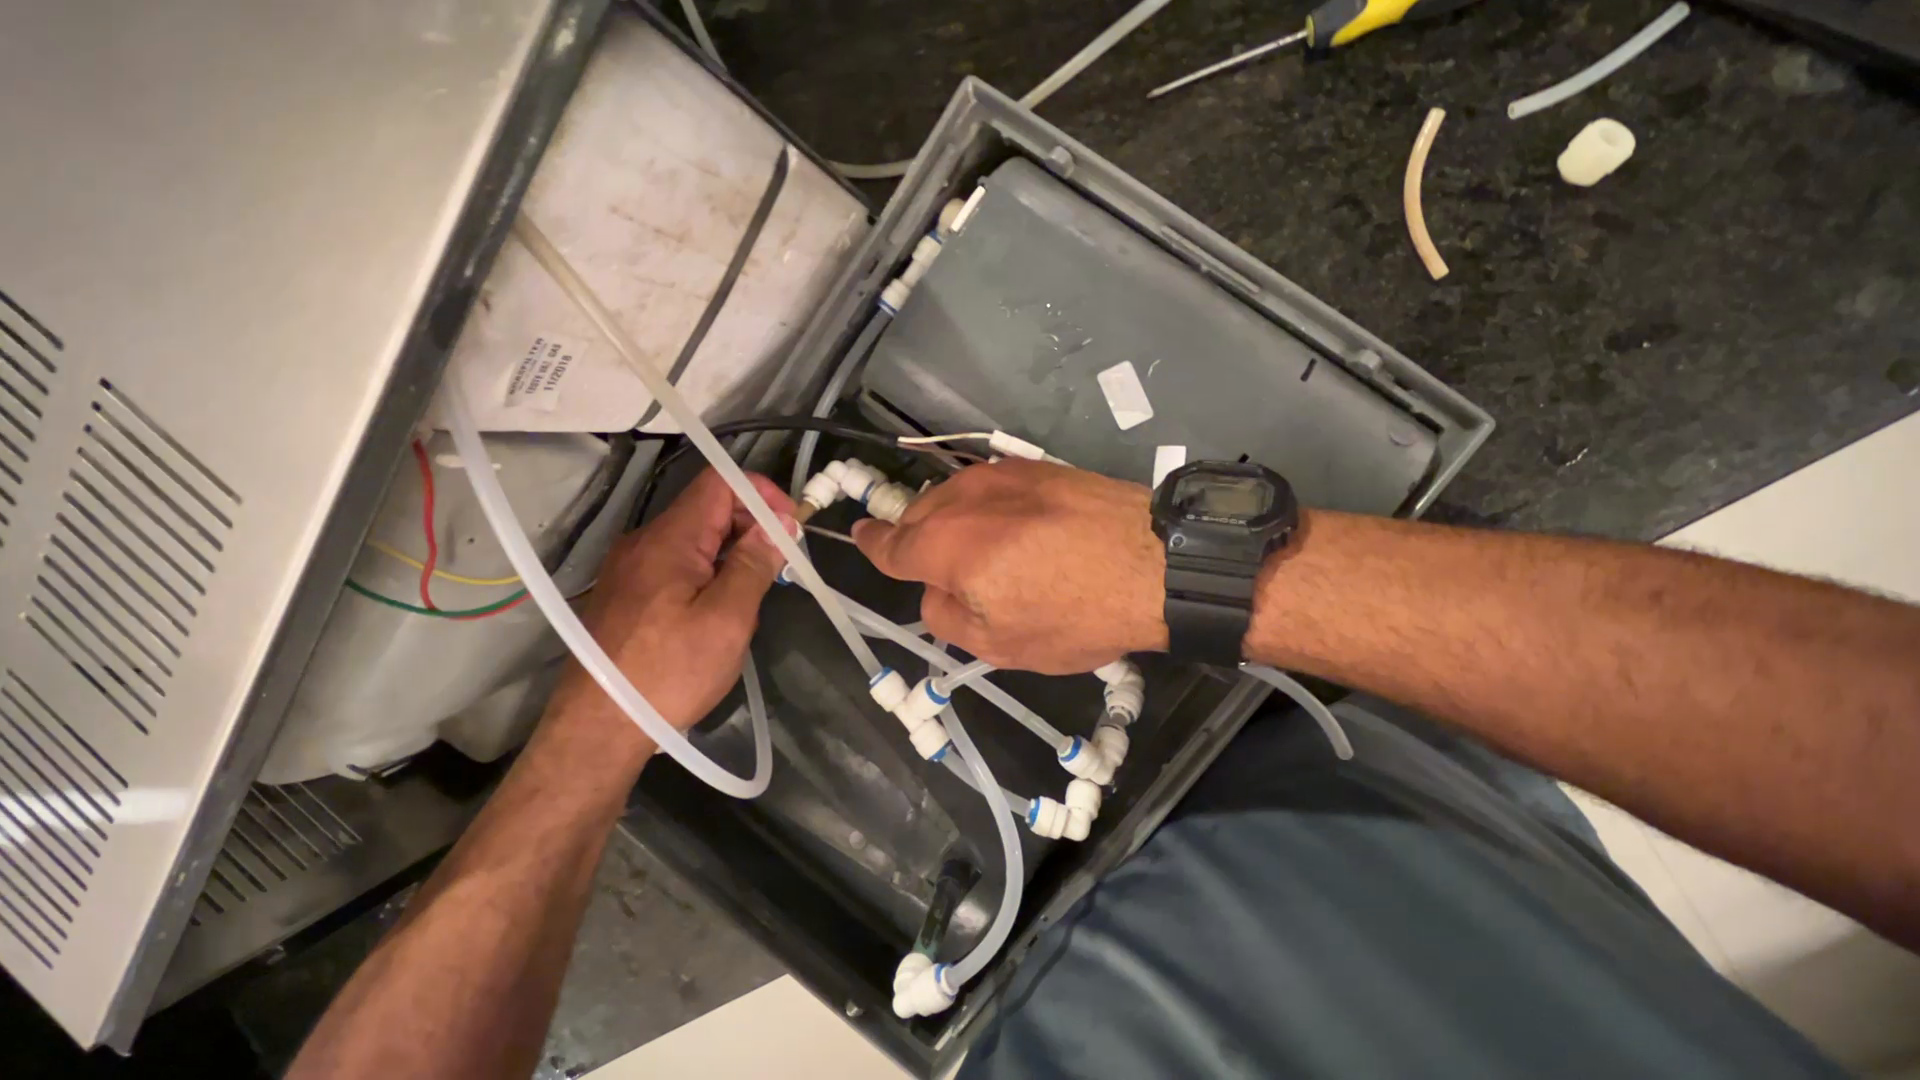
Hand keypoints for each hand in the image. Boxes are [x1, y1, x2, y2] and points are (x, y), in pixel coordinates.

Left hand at [545, 468, 794, 754]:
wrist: (599, 727)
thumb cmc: (669, 674)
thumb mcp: (726, 620)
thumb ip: (754, 566)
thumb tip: (779, 524)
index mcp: (669, 540)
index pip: (720, 482)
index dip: (762, 493)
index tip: (791, 528)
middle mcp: (644, 542)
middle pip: (707, 508)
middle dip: (751, 526)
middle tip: (782, 566)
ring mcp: (630, 568)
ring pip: (693, 539)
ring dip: (732, 553)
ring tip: (755, 593)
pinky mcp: (626, 594)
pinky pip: (675, 565)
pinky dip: (707, 572)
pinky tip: (719, 610)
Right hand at [853, 460, 1166, 673]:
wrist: (1157, 562)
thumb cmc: (1075, 613)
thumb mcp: (1000, 645)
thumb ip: (947, 616)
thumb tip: (937, 591)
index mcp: (944, 546)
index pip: (889, 544)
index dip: (871, 545)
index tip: (860, 537)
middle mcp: (963, 499)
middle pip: (919, 517)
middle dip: (920, 542)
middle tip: (948, 575)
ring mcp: (1001, 475)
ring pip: (954, 498)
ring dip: (956, 523)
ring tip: (987, 556)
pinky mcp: (1036, 466)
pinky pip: (991, 488)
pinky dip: (989, 509)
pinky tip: (1017, 531)